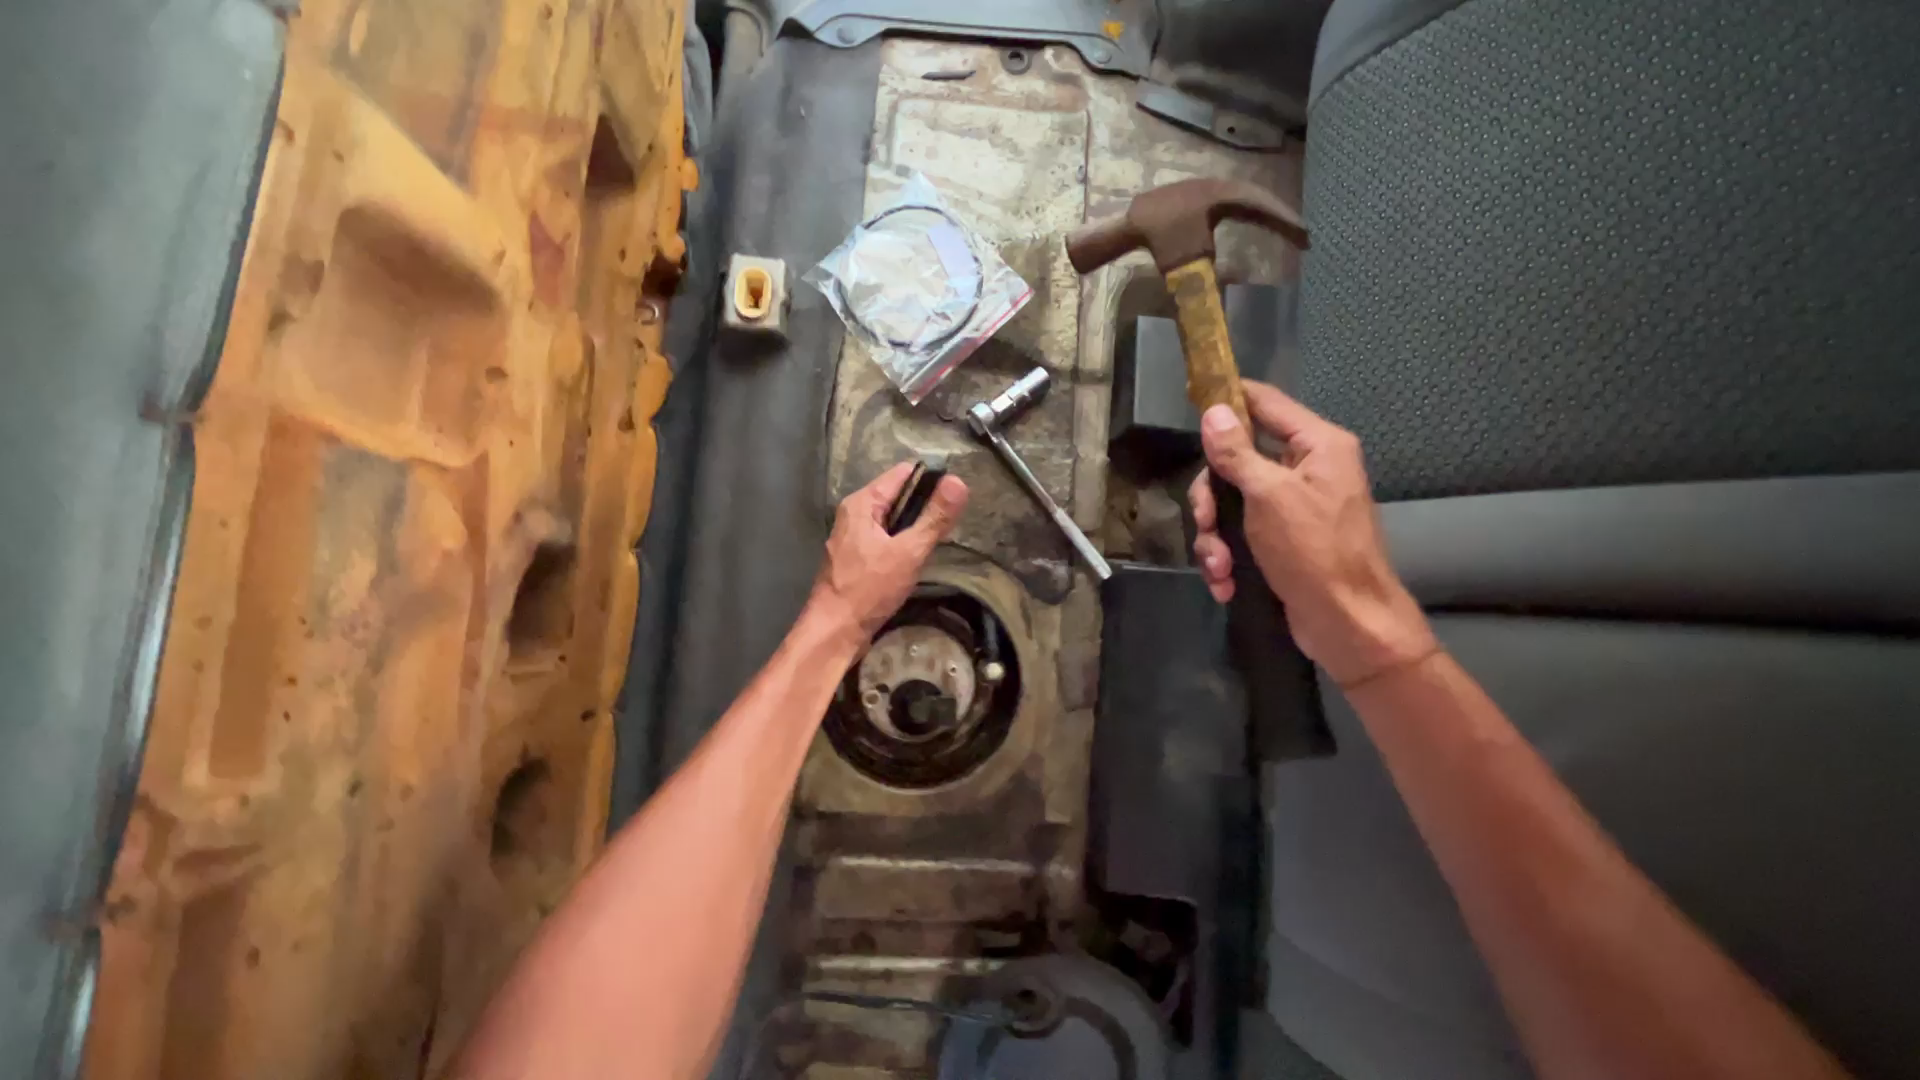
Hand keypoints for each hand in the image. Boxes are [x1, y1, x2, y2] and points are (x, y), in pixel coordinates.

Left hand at [808, 462, 969, 639]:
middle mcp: (853, 513)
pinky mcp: (855, 557)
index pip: (902, 474)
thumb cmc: (869, 589)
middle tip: (950, 522)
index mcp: (862, 503)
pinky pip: (884, 539)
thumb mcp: (908, 552)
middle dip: (924, 506)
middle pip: (897, 496)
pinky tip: (915, 559)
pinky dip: (901, 544)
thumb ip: (934, 518)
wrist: (834, 631)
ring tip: (938, 540)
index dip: (931, 479)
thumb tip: (958, 482)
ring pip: (891, 520)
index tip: (956, 495)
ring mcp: (852, 536)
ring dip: (913, 527)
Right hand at [1189, 382, 1435, 686]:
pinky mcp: (1281, 541)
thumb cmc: (1315, 552)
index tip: (1189, 399)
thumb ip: (1238, 454)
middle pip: (1237, 460)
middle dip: (1212, 498)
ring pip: (1230, 503)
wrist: (1347, 625)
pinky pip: (1240, 535)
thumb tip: (1214, 411)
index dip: (1228, 399)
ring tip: (1219, 567)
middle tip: (1204, 522)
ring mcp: (1292, 508)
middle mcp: (1306, 470)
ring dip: (1215, 537)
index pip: (1266, 402)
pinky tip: (1226, 584)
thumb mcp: (1270, 497)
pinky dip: (1227, 559)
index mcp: (1317, 445)